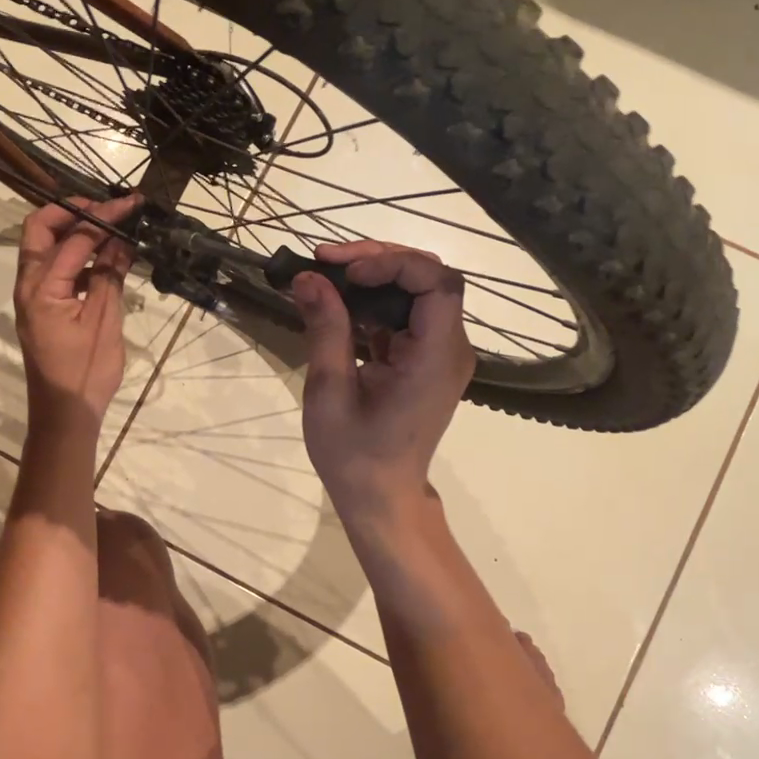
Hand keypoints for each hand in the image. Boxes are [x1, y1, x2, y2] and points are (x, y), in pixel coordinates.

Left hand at [14, 195, 140, 434]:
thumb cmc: (86, 373)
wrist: (64, 415)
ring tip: (112, 230)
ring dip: (74, 233)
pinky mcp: (41, 309)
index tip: (131, 203)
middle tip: (108, 209)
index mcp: (41, 288)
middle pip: (40, 230)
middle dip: (73, 212)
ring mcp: (32, 297)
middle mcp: (28, 286)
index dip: (104, 216)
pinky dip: (76, 258)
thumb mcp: (105, 322)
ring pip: (44, 248)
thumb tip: (122, 240)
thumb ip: (111, 276)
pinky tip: (106, 262)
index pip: (73, 237)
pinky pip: (54, 271)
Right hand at [293, 240, 477, 521]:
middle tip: (325, 262)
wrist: (379, 497)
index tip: (344, 272)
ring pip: (418, 291)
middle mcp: (450, 348)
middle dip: (378, 261)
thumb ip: (325, 330)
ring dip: (374, 277)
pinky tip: (339, 304)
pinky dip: (374, 302)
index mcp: (436, 357)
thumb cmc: (353, 454)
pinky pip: (407, 315)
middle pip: (430, 278)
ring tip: (326, 277)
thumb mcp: (330, 392)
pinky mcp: (425, 360)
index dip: (392, 264)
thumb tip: (308, 278)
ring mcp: (440, 354)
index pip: (437, 283)